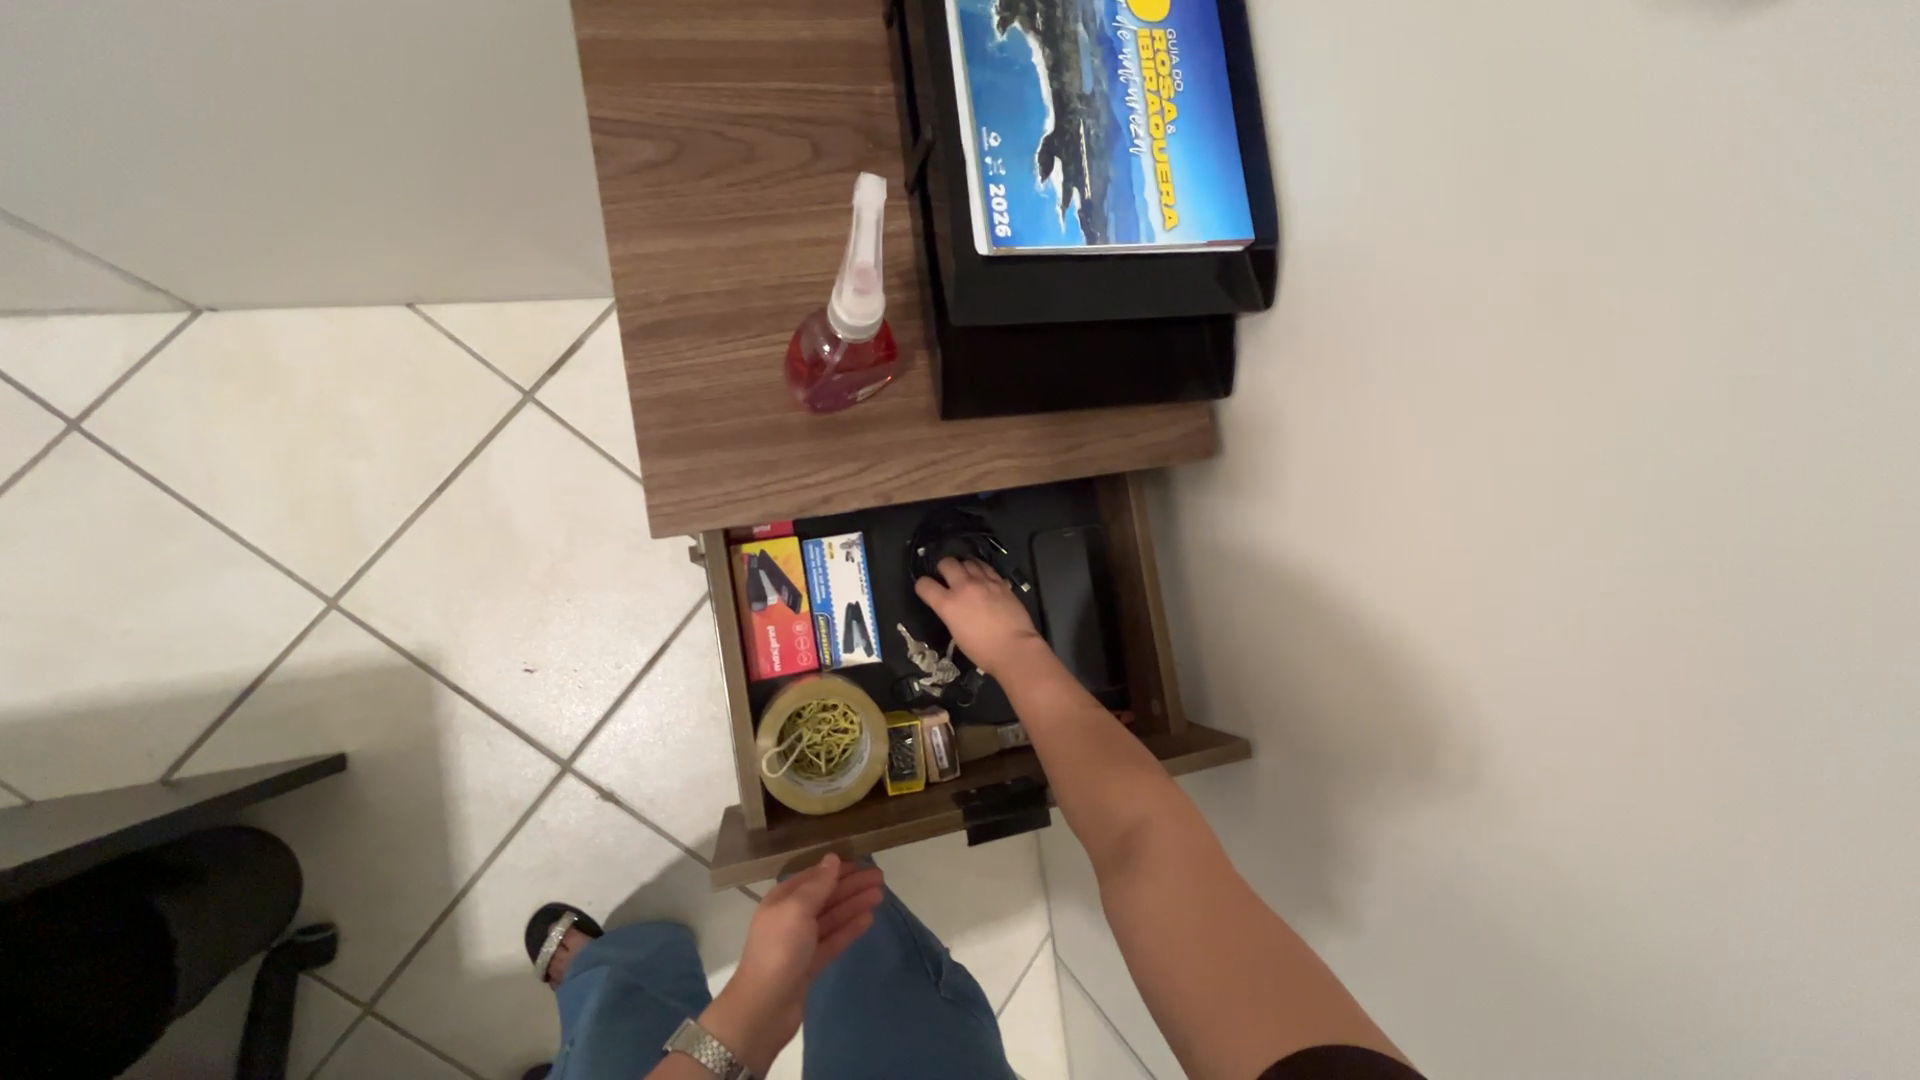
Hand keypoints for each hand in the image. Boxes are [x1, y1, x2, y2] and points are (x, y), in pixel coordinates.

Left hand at [698, 854, 883, 1072]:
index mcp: (782, 900)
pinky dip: (850, 928)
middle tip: (880, 878)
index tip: (862, 864)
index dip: (837, 870)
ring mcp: (801, 942)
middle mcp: (791, 918)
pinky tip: (868, 919)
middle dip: (851, 886)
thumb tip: (832, 858)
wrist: (764, 1007)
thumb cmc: (779, 949)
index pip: (814, 877)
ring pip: (832, 917)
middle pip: (826, 896)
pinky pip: (834, 939)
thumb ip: (818, 884)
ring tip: (880, 896)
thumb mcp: (797, 909)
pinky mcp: (811, 964)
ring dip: (854, 905)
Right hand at [914, 557, 1045, 673]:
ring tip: (966, 573)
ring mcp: (984, 582)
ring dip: (963, 566)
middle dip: (943, 567)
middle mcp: (963, 587)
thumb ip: (951, 614)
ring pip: (968, 561)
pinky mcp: (1000, 582)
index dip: (922, 585)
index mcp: (948, 604)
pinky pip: (986, 567)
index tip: (926, 589)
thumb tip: (953, 606)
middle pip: (947, 563)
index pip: (925, 585)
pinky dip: (980, 569)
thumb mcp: (957, 634)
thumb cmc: (982, 651)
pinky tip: (982, 575)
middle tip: (947, 575)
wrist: (1014, 648)